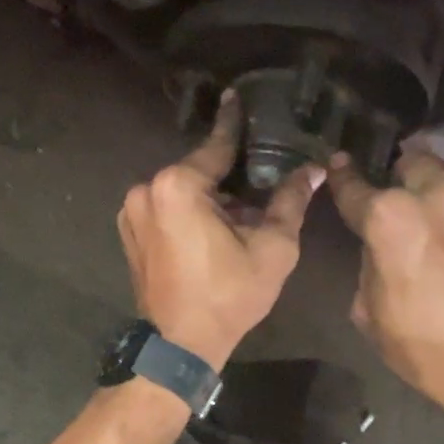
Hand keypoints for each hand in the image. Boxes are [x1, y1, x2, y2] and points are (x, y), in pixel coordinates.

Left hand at [117, 92, 323, 367]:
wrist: (180, 346)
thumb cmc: (227, 297)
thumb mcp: (272, 249)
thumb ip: (290, 202)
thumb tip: (314, 171)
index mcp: (177, 187)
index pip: (216, 146)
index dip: (234, 124)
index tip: (236, 97)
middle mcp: (146, 191)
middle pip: (198, 171)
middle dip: (228, 179)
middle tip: (259, 190)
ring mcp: (131, 213)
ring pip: (180, 192)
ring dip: (208, 200)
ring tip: (239, 220)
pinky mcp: (129, 234)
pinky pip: (164, 210)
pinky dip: (187, 214)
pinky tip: (211, 233)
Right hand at [326, 148, 443, 423]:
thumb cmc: (438, 357)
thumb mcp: (375, 321)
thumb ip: (372, 269)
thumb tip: (384, 250)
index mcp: (394, 218)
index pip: (356, 189)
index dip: (346, 181)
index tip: (341, 167)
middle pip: (420, 166)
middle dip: (415, 187)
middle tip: (425, 222)